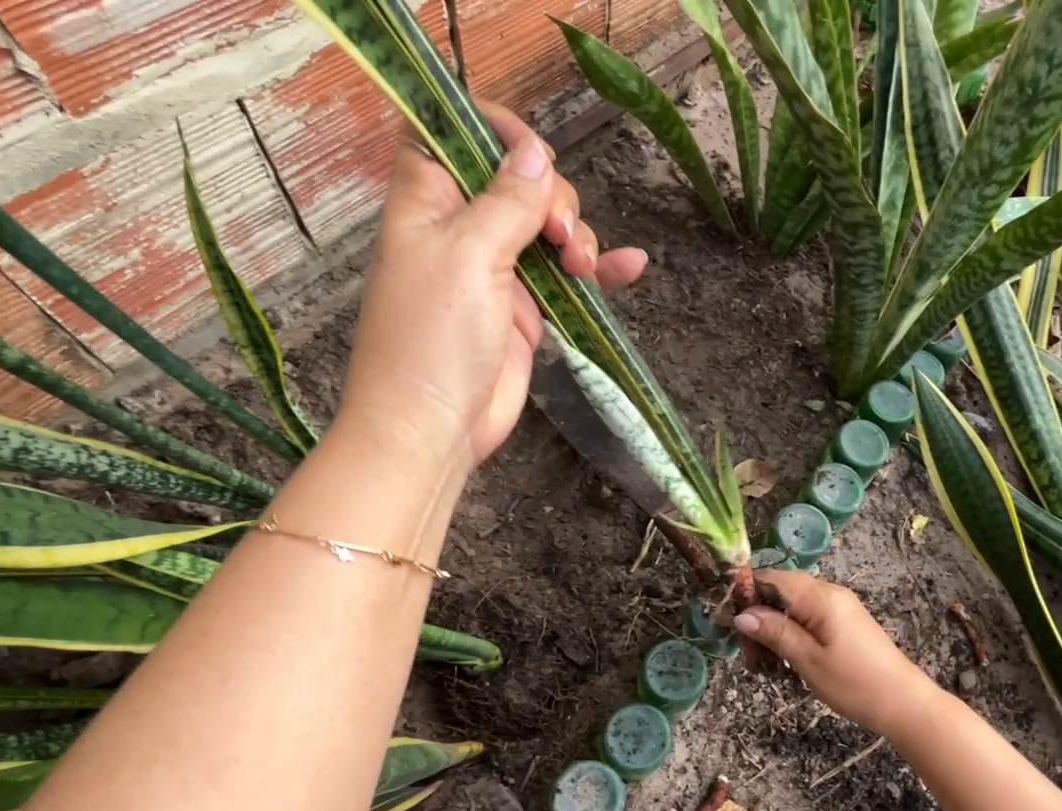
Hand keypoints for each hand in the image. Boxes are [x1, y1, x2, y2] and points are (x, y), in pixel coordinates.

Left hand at [334, 103, 647, 478]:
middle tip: (561, 239)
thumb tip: (536, 153)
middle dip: (554, 199)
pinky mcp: (528, 310)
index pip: (456, 134)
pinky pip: (569, 279)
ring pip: (550, 228)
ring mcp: (499, 270)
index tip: (535, 158)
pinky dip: (600, 271)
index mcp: (430, 201)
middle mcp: (464, 228)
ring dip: (579, 238)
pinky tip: (630, 267)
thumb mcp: (468, 256)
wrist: (436, 427)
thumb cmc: (432, 338)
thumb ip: (507, 202)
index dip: (496, 132)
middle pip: (520, 181)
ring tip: (582, 270)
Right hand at [732, 571, 947, 734]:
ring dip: (774, 624)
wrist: (903, 702)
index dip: (746, 593)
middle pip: (783, 589)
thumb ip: (775, 633)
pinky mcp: (846, 621)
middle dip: (758, 612)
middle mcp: (831, 593)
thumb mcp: (808, 660)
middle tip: (744, 648)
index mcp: (821, 597)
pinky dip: (792, 630)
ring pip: (795, 603)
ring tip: (761, 657)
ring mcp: (841, 606)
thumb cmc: (854, 683)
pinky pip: (810, 614)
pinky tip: (784, 655)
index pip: (773, 578)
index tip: (726, 618)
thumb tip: (742, 615)